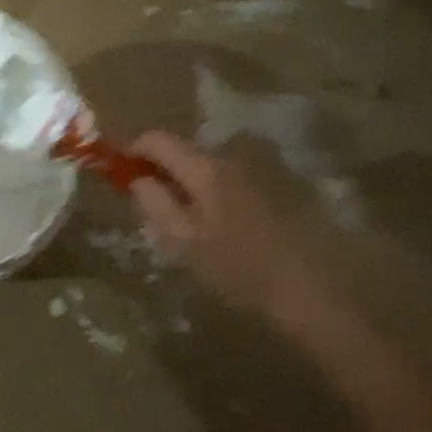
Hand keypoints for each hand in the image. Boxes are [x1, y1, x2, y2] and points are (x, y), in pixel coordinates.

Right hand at [128, 131, 304, 310]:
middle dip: (159, 168)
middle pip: (182, 150)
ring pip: (205, 165)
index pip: (157, 139)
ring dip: (186, 181)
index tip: (121, 171)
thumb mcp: (185, 242)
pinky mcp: (272, 187)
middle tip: (147, 201)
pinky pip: (226, 178)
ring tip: (181, 218)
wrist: (310, 292)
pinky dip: (210, 190)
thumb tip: (136, 179)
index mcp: (204, 167)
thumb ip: (154, 204)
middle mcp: (228, 157)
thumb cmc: (239, 269)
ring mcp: (254, 170)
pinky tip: (216, 225)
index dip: (133, 149)